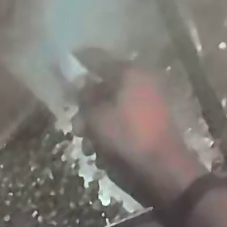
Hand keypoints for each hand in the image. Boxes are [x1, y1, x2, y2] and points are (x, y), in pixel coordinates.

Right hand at [81, 66, 204, 206]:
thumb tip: (81, 84)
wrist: (163, 169)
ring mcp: (148, 104)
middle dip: (85, 107)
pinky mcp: (150, 125)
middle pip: (104, 87)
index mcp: (130, 72)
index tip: (62, 66)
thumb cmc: (127, 136)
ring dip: (95, 125)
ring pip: (112, 108)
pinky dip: (110, 135)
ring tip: (87, 146)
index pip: (97, 57)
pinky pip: (123, 123)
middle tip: (76, 126)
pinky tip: (100, 153)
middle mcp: (141, 82)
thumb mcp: (96, 115)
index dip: (78, 61)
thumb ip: (85, 97)